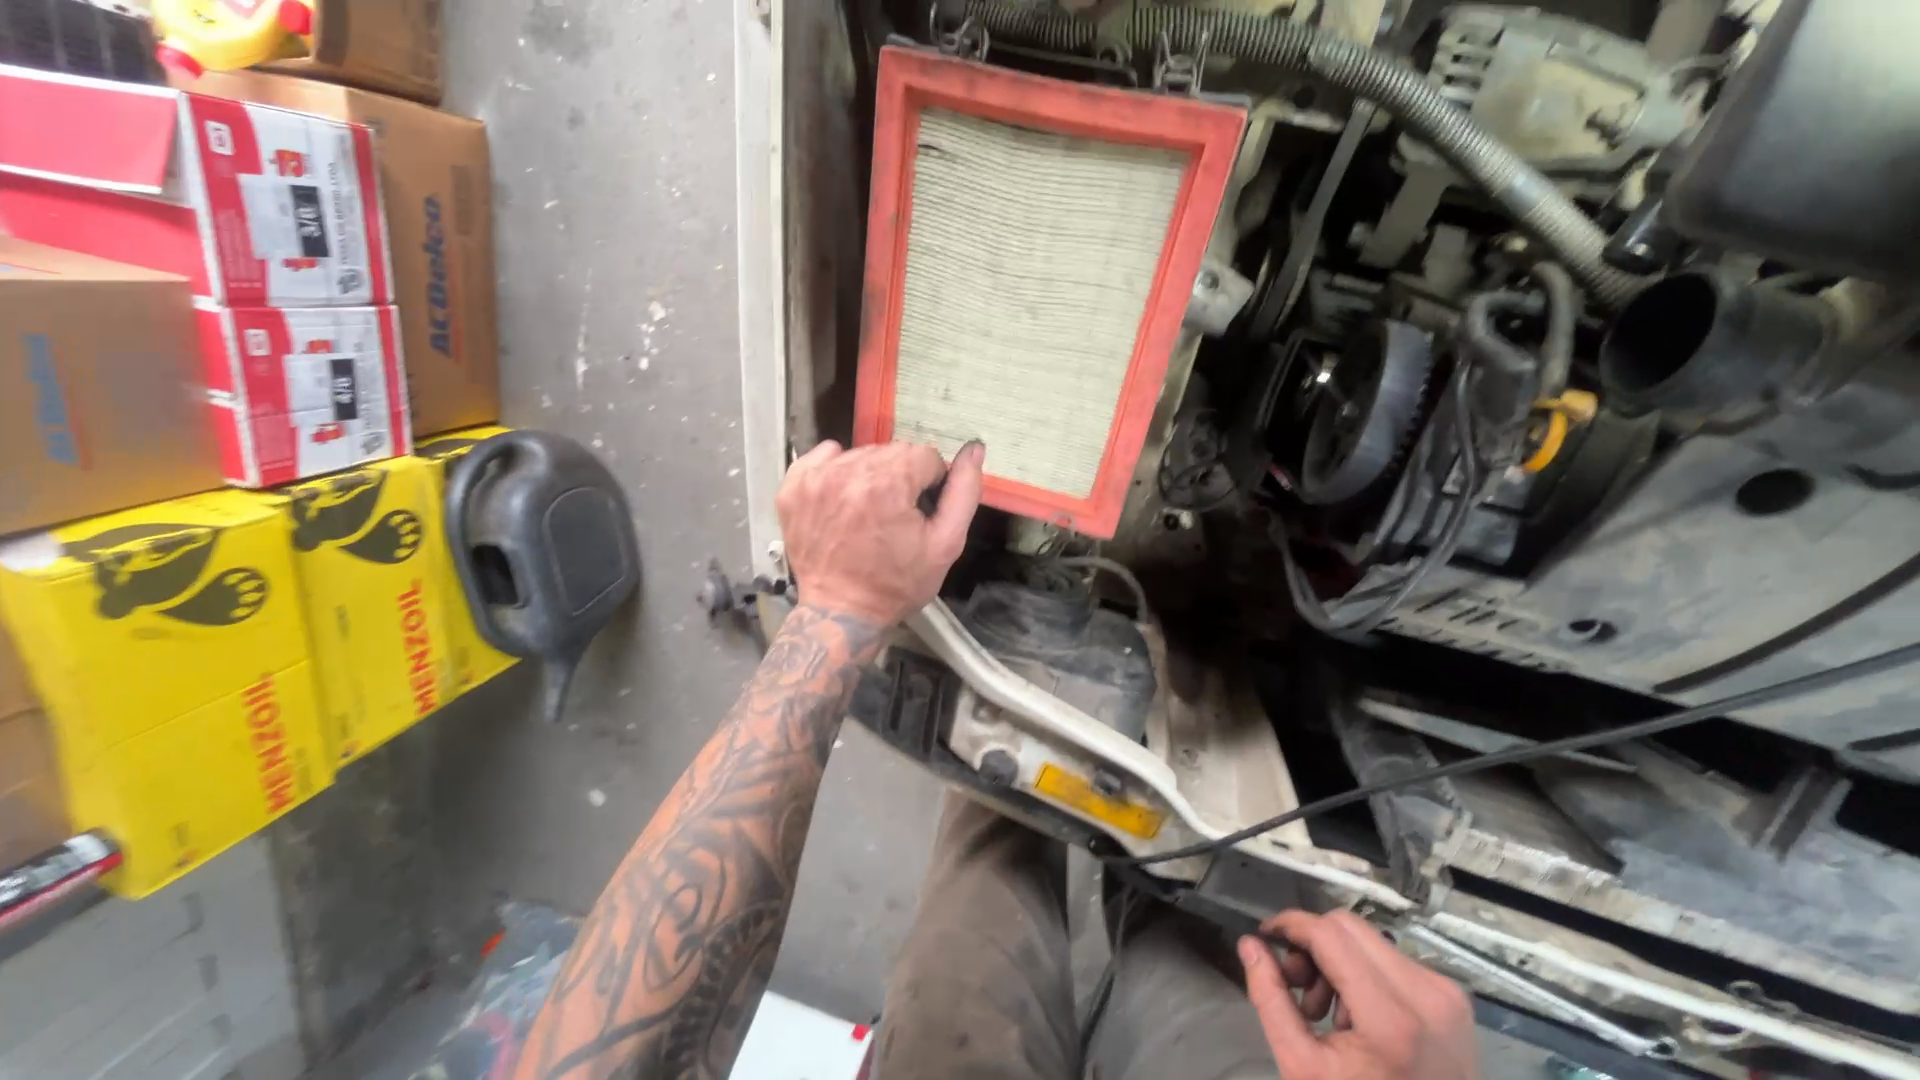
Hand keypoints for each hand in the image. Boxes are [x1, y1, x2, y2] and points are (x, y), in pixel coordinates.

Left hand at [776, 440, 984, 624]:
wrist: (841, 612)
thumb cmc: (897, 583)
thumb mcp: (946, 544)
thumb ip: (964, 492)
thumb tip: (974, 450)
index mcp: (887, 483)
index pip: (924, 456)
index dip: (929, 484)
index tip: (919, 514)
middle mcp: (848, 471)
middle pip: (892, 452)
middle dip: (900, 479)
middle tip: (893, 518)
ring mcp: (816, 477)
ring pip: (861, 454)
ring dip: (870, 476)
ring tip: (867, 514)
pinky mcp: (793, 486)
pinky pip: (825, 456)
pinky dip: (837, 471)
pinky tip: (842, 500)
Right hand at [1238, 911, 1478, 1079]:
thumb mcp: (1301, 1066)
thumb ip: (1270, 998)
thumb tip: (1249, 944)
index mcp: (1390, 1018)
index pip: (1328, 935)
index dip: (1290, 925)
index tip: (1265, 937)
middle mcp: (1426, 994)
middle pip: (1348, 926)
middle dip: (1311, 945)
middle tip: (1295, 983)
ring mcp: (1446, 994)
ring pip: (1369, 939)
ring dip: (1336, 960)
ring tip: (1324, 1008)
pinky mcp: (1454, 998)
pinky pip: (1392, 958)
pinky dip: (1362, 973)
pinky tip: (1355, 1016)